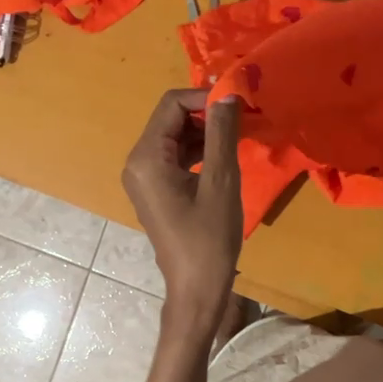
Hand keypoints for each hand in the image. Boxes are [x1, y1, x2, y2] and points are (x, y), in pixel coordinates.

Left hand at [122, 89, 243, 318]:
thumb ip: (222, 133)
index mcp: (146, 158)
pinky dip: (200, 151)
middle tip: (244, 119)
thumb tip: (228, 93)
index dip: (205, 96)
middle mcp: (138, 163)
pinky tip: (226, 156)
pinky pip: (177, 158)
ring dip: (207, 133)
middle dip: (206, 114)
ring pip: (176, 138)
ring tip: (240, 136)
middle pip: (171, 119)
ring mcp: (145, 178)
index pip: (172, 104)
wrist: (197, 289)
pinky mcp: (157, 191)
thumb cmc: (209, 239)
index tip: (239, 103)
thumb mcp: (221, 182)